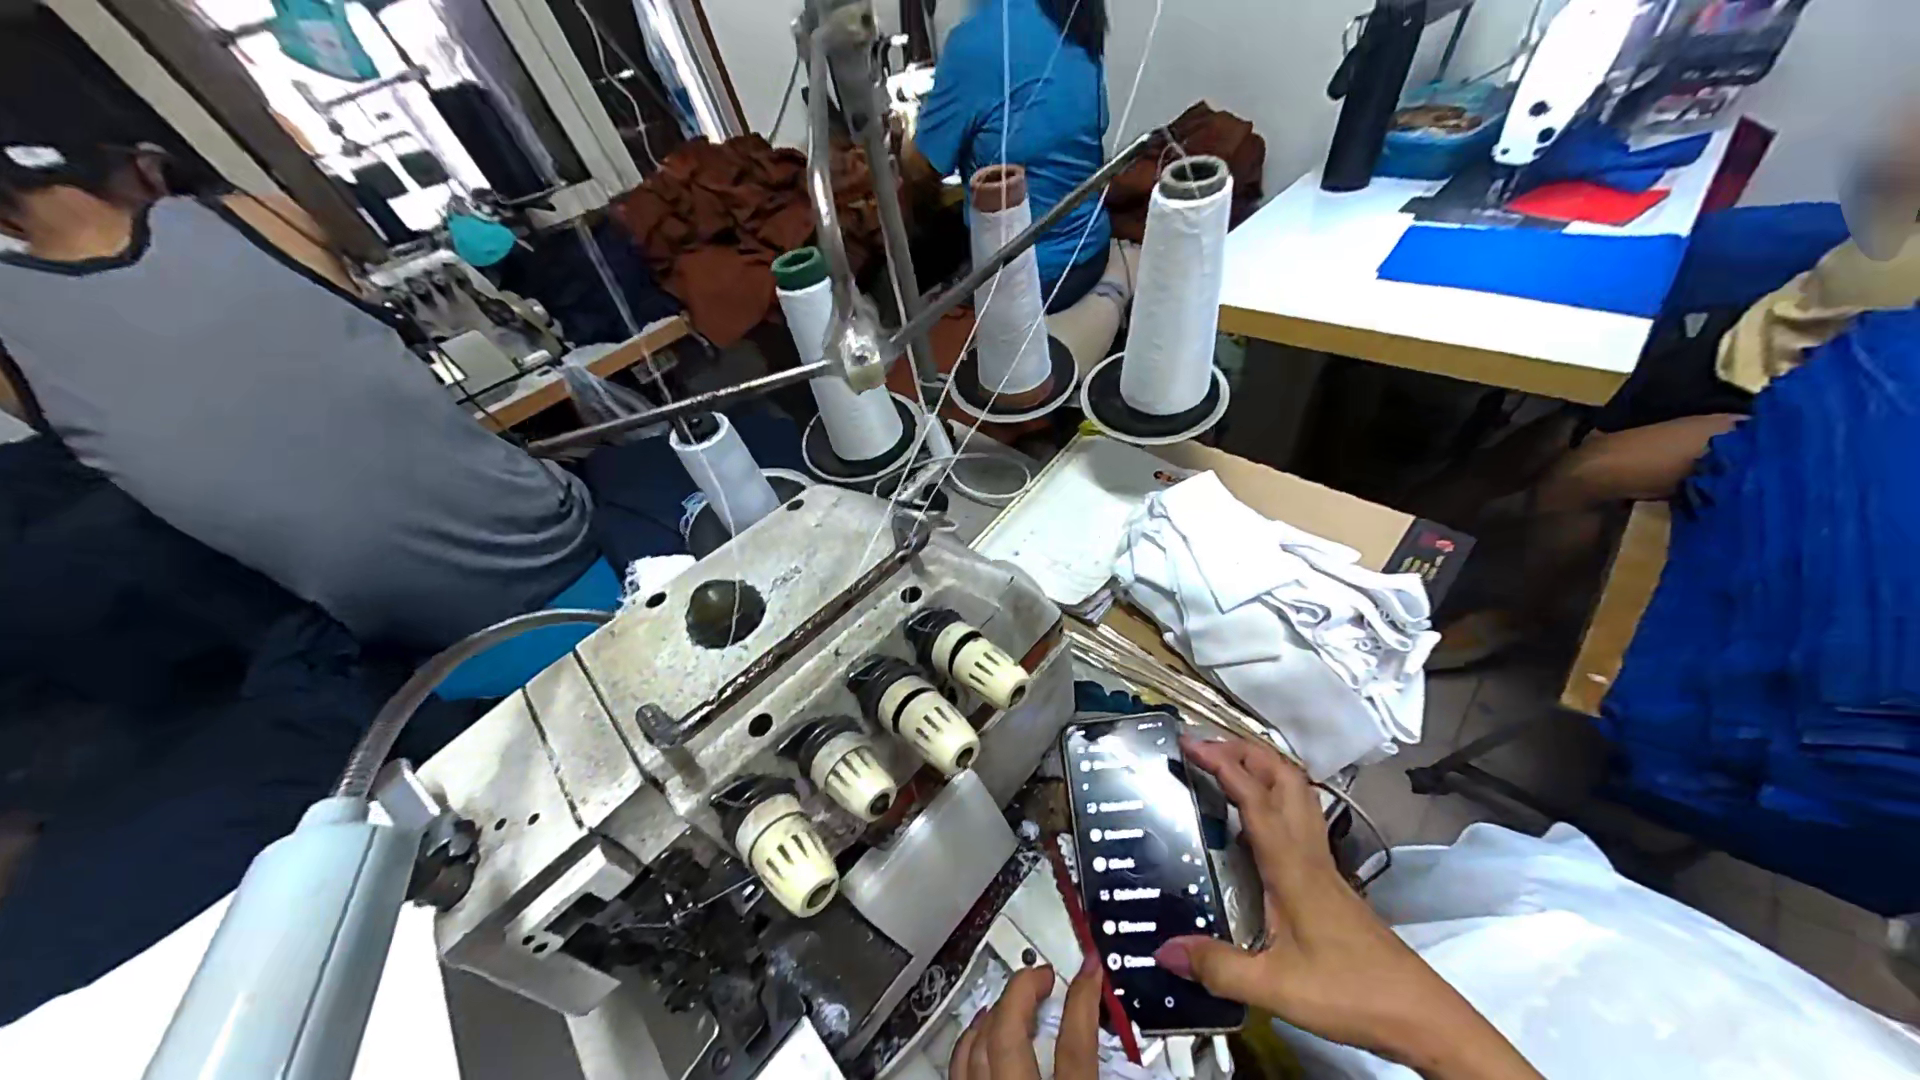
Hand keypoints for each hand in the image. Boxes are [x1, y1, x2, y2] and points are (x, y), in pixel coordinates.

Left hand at [950, 954, 1102, 1079]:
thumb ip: (1101, 1072)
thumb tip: (1121, 1062)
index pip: (1075, 1048)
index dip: (1083, 1000)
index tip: (1089, 967)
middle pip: (1009, 1034)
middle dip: (1022, 991)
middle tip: (1042, 975)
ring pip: (976, 1047)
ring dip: (994, 1013)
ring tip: (1012, 995)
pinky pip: (958, 1070)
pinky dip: (968, 1044)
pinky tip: (978, 1033)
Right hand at [1152, 736, 1541, 1079]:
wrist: (1422, 1016)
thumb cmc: (1351, 993)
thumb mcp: (1277, 988)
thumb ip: (1219, 968)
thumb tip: (1164, 951)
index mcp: (1291, 866)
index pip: (1255, 798)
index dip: (1222, 764)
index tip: (1190, 743)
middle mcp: (1308, 852)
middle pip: (1283, 778)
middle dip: (1244, 751)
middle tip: (1204, 748)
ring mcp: (1321, 861)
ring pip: (1296, 791)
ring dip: (1261, 767)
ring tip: (1224, 766)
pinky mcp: (1327, 876)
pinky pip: (1297, 815)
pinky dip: (1271, 794)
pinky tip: (1250, 817)